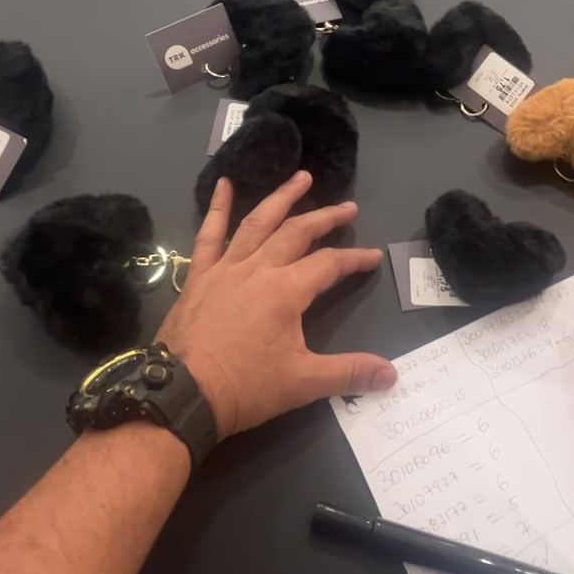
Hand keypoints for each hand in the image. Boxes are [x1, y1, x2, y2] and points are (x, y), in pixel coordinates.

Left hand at [155, 172, 396, 437]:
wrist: (181, 395)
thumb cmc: (245, 387)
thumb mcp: (303, 383)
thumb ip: (349, 373)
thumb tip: (392, 374)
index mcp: (286, 290)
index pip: (329, 264)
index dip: (355, 258)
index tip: (374, 256)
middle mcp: (259, 268)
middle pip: (298, 232)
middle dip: (326, 217)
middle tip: (348, 207)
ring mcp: (226, 268)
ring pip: (258, 222)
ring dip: (282, 198)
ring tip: (301, 178)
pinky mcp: (200, 275)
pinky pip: (209, 234)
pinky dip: (217, 208)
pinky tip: (224, 184)